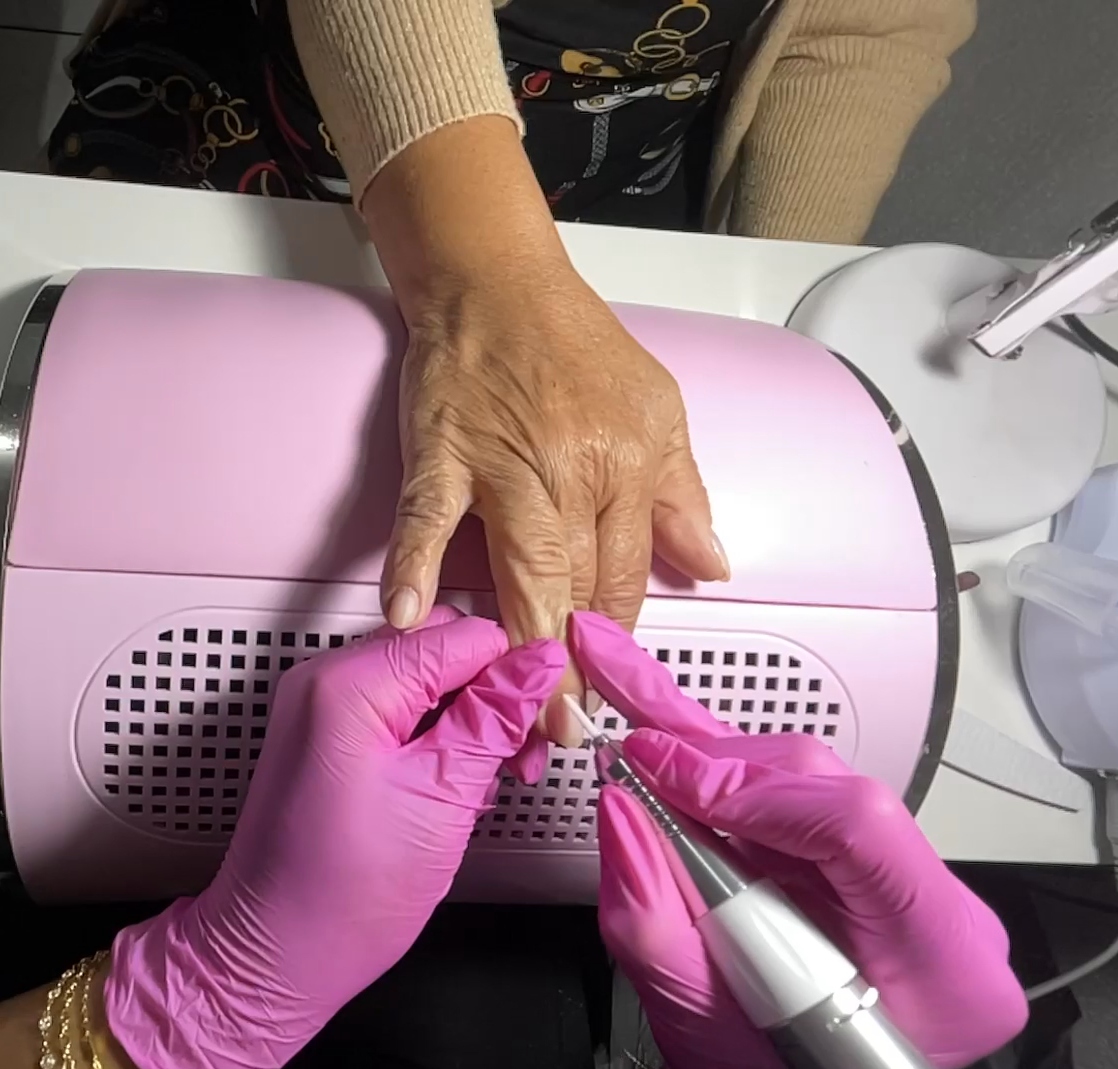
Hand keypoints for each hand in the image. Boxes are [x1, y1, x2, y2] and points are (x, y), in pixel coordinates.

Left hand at [104, 612, 564, 1068]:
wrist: (275, 950)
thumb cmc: (340, 895)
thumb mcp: (441, 799)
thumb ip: (495, 720)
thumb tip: (538, 664)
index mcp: (348, 685)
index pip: (458, 635)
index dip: (513, 668)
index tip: (545, 710)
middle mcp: (324, 678)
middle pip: (437, 646)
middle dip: (491, 689)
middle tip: (523, 748)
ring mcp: (319, 703)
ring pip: (419, 673)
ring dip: (467, 712)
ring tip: (496, 768)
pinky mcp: (322, 729)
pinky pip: (393, 702)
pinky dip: (433, 728)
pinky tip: (457, 772)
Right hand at [360, 118, 725, 752]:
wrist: (497, 285)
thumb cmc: (574, 347)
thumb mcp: (657, 409)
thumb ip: (682, 494)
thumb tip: (712, 566)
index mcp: (629, 467)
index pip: (624, 575)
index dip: (612, 638)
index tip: (602, 689)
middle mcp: (574, 475)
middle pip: (579, 588)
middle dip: (574, 668)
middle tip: (565, 736)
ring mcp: (503, 465)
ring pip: (521, 569)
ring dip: (520, 643)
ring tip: (518, 711)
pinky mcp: (442, 452)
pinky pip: (427, 516)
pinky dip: (415, 562)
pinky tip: (406, 615)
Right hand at [570, 611, 1027, 1068]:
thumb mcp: (704, 1030)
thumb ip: (653, 925)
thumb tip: (619, 810)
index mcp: (935, 957)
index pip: (855, 824)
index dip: (748, 788)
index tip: (659, 778)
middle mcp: (920, 897)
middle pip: (816, 780)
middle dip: (710, 763)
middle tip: (630, 758)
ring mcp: (877, 867)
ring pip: (786, 767)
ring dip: (697, 750)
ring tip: (630, 723)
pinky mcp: (827, 849)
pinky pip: (764, 782)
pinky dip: (698, 757)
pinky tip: (652, 720)